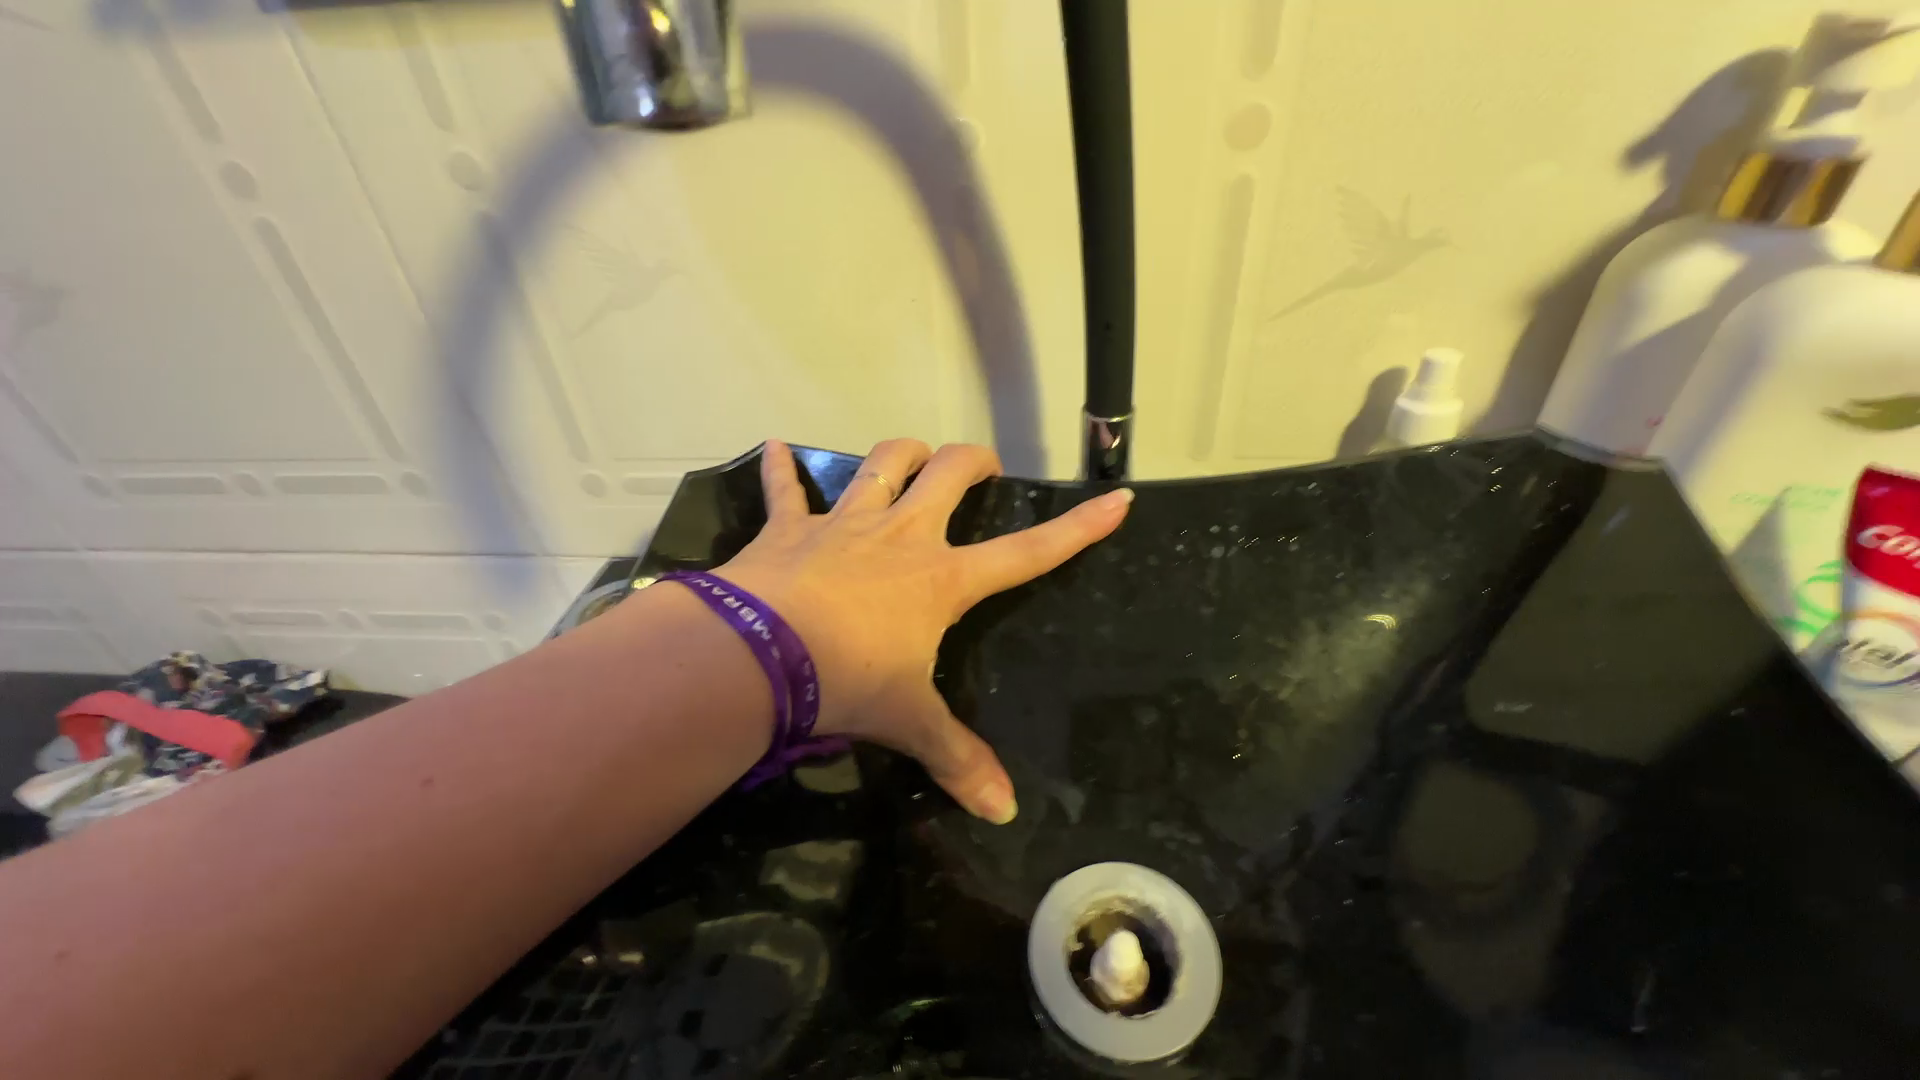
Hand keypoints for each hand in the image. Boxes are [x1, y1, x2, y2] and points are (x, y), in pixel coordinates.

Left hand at [715, 439, 1131, 823]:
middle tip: (981, 469)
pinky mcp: (789, 528)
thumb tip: (1004, 810)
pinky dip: (780, 468)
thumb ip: (956, 759)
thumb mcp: (908, 721)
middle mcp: (900, 536)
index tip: (1116, 500)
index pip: (1027, 552)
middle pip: (948, 474)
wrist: (760, 654)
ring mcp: (843, 524)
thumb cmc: (849, 679)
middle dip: (972, 462)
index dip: (1077, 529)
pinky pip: (785, 487)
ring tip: (911, 454)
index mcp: (942, 579)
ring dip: (899, 453)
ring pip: (881, 464)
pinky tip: (775, 446)